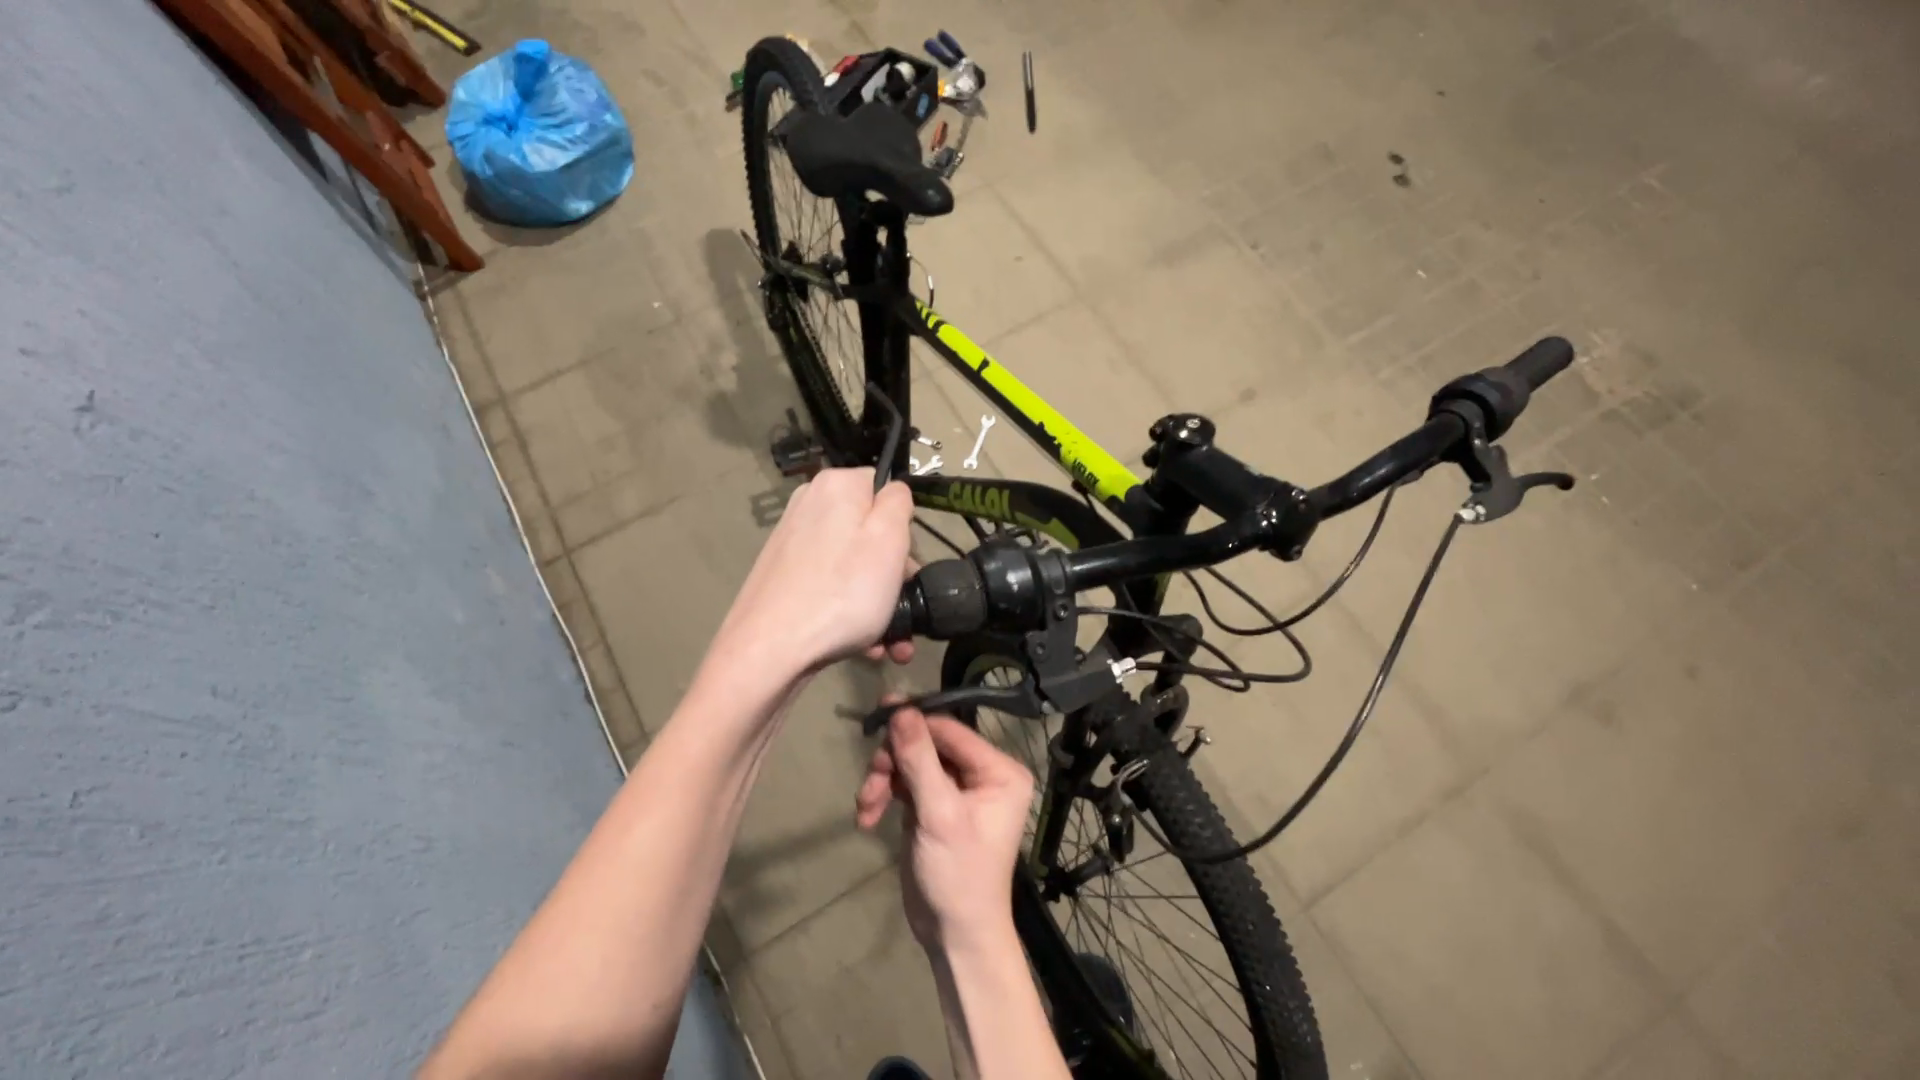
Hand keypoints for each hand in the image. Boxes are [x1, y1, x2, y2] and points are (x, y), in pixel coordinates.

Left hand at [711, 468, 914, 681]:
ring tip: (889, 641)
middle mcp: (809, 505)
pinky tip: (862, 644)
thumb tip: (892, 492)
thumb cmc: (841, 592)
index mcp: (836, 485)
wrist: (769, 650)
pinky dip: (850, 610)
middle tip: (904, 609)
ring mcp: (793, 542)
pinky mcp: (783, 576)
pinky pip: (831, 584)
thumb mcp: (889, 539)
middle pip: (870, 531)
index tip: (905, 563)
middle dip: (894, 574)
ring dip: (878, 602)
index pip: (885, 490)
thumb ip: (898, 502)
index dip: (902, 527)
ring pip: (853, 566)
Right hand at [855, 707, 1033, 951]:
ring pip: (910, 762)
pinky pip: (904, 783)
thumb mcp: (939, 815)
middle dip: (894, 761)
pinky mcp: (933, 806)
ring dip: (883, 780)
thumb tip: (901, 709)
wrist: (955, 935)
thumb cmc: (960, 875)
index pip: (951, 730)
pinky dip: (883, 794)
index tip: (878, 715)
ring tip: (866, 807)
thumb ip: (919, 760)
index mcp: (1000, 770)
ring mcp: (956, 789)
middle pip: (927, 743)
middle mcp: (982, 773)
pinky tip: (867, 817)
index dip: (914, 722)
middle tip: (871, 781)